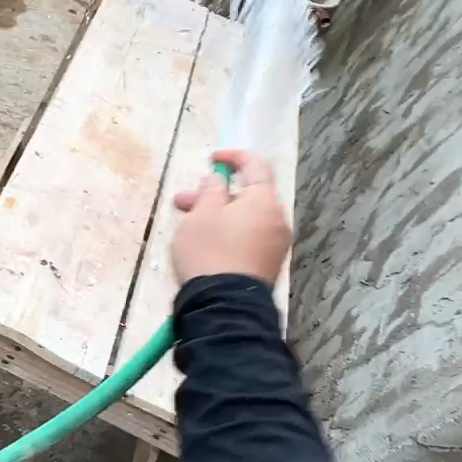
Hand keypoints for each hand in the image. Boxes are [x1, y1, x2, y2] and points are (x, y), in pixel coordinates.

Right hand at [170, 148, 290, 284]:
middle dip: (216, 193)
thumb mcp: (201, 215)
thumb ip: (211, 191)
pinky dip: (228, 232)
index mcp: (263, 200)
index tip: (212, 159)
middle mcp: (276, 218)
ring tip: (188, 224)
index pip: (255, 166)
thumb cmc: (210, 251)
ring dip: (218, 214)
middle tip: (185, 200)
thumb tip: (218, 180)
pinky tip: (205, 242)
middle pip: (248, 195)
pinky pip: (248, 237)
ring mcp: (274, 243)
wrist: (224, 304)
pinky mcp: (266, 264)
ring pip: (245, 218)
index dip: (234, 157)